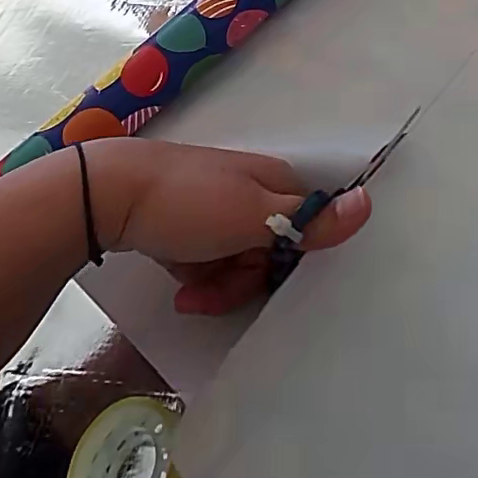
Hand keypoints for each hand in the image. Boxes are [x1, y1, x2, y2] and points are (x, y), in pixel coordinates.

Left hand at [84, 138, 371, 314]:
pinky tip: (178, 286)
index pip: (305, 230)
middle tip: (211, 291)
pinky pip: (210, 259)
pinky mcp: (188, 222)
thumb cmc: (189, 203)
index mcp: (275, 182)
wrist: (108, 194)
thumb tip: (369, 203)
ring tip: (187, 295)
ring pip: (239, 261)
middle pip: (270, 251)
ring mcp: (217, 206)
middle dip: (244, 280)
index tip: (261, 276)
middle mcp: (251, 191)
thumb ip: (310, 219)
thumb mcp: (253, 216)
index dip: (288, 261)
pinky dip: (198, 276)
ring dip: (218, 285)